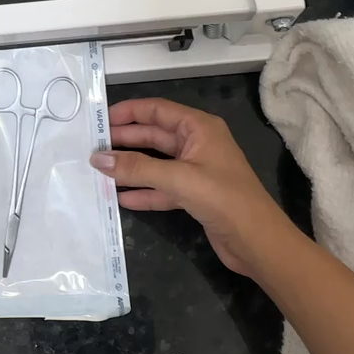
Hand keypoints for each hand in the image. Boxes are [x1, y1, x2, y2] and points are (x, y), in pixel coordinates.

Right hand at [92, 98, 291, 275]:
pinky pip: (162, 188)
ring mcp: (196, 171)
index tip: (100, 120)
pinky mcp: (195, 196)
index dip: (128, 112)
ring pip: (156, 163)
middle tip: (94, 147)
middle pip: (154, 135)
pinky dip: (144, 191)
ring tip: (100, 171)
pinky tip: (122, 198)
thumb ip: (137, 167)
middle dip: (125, 141)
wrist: (259, 243)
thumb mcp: (178, 178)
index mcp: (200, 128)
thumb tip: (98, 158)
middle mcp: (197, 144)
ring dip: (131, 167)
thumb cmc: (223, 199)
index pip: (157, 110)